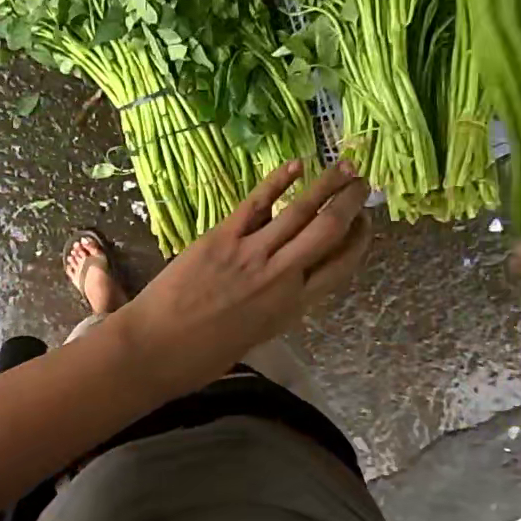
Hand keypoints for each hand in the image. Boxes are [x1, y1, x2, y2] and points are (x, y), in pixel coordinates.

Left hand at [113, 159, 370, 396]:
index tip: (365, 221)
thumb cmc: (204, 356)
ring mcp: (252, 255)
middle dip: (351, 203)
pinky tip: (297, 165)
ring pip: (300, 212)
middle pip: (328, 231)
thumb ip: (281, 301)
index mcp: (293, 307)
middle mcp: (282, 278)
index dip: (359, 239)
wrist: (154, 351)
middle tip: (363, 182)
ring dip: (327, 185)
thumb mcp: (258, 333)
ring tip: (345, 166)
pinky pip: (258, 203)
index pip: (341, 266)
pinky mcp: (223, 238)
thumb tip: (295, 273)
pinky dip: (278, 181)